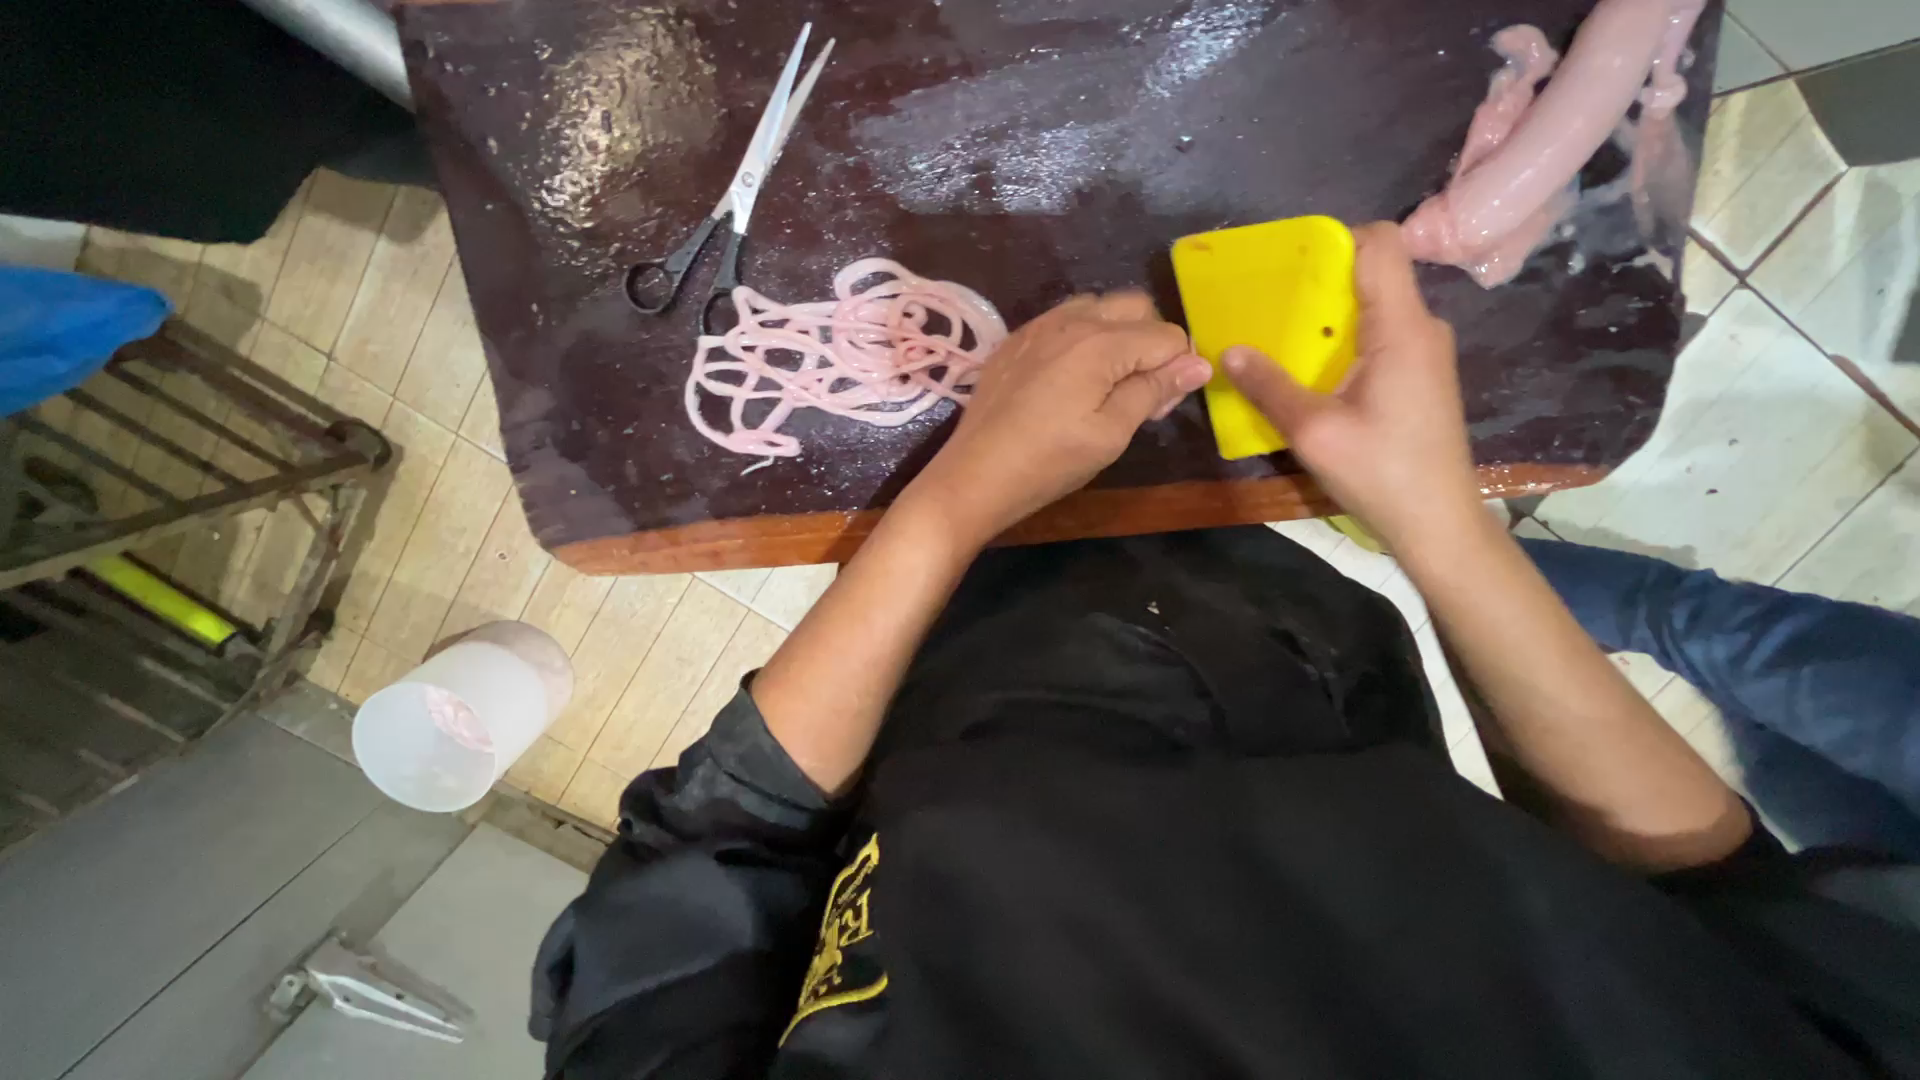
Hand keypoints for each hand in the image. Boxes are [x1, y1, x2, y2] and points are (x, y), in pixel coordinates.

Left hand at [904, 291, 1212, 546]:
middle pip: (1136, 307)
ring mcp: (1038, 326)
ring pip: (1098, 308)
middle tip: (1140, 392)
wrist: (975, 475)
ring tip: (1105, 383)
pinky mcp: (1015, 341)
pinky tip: (1069, 380)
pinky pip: (1062, 321)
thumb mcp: (1110, 434)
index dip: (1177, 369)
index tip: (1161, 408)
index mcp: (1101, 343)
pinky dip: (1081, 338)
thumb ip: (1153, 391)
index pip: (1167, 336)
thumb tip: (1198, 363)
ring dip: (1116, 335)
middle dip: (1150, 343)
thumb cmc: (1049, 462)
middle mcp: (1071, 320)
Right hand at [1221, 222, 1480, 545]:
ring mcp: (1424, 353)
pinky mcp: (1420, 377)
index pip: (1380, 245)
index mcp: (1402, 328)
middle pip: (1372, 275)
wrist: (1437, 521)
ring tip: (1280, 340)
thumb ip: (1269, 387)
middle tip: (1268, 305)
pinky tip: (1311, 374)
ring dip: (1327, 319)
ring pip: (1374, 309)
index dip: (1334, 241)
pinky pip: (1378, 338)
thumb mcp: (1313, 431)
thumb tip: (1229, 352)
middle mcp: (1421, 329)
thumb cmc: (1380, 471)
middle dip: (1318, 283)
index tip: (1287, 265)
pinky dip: (1342, 344)